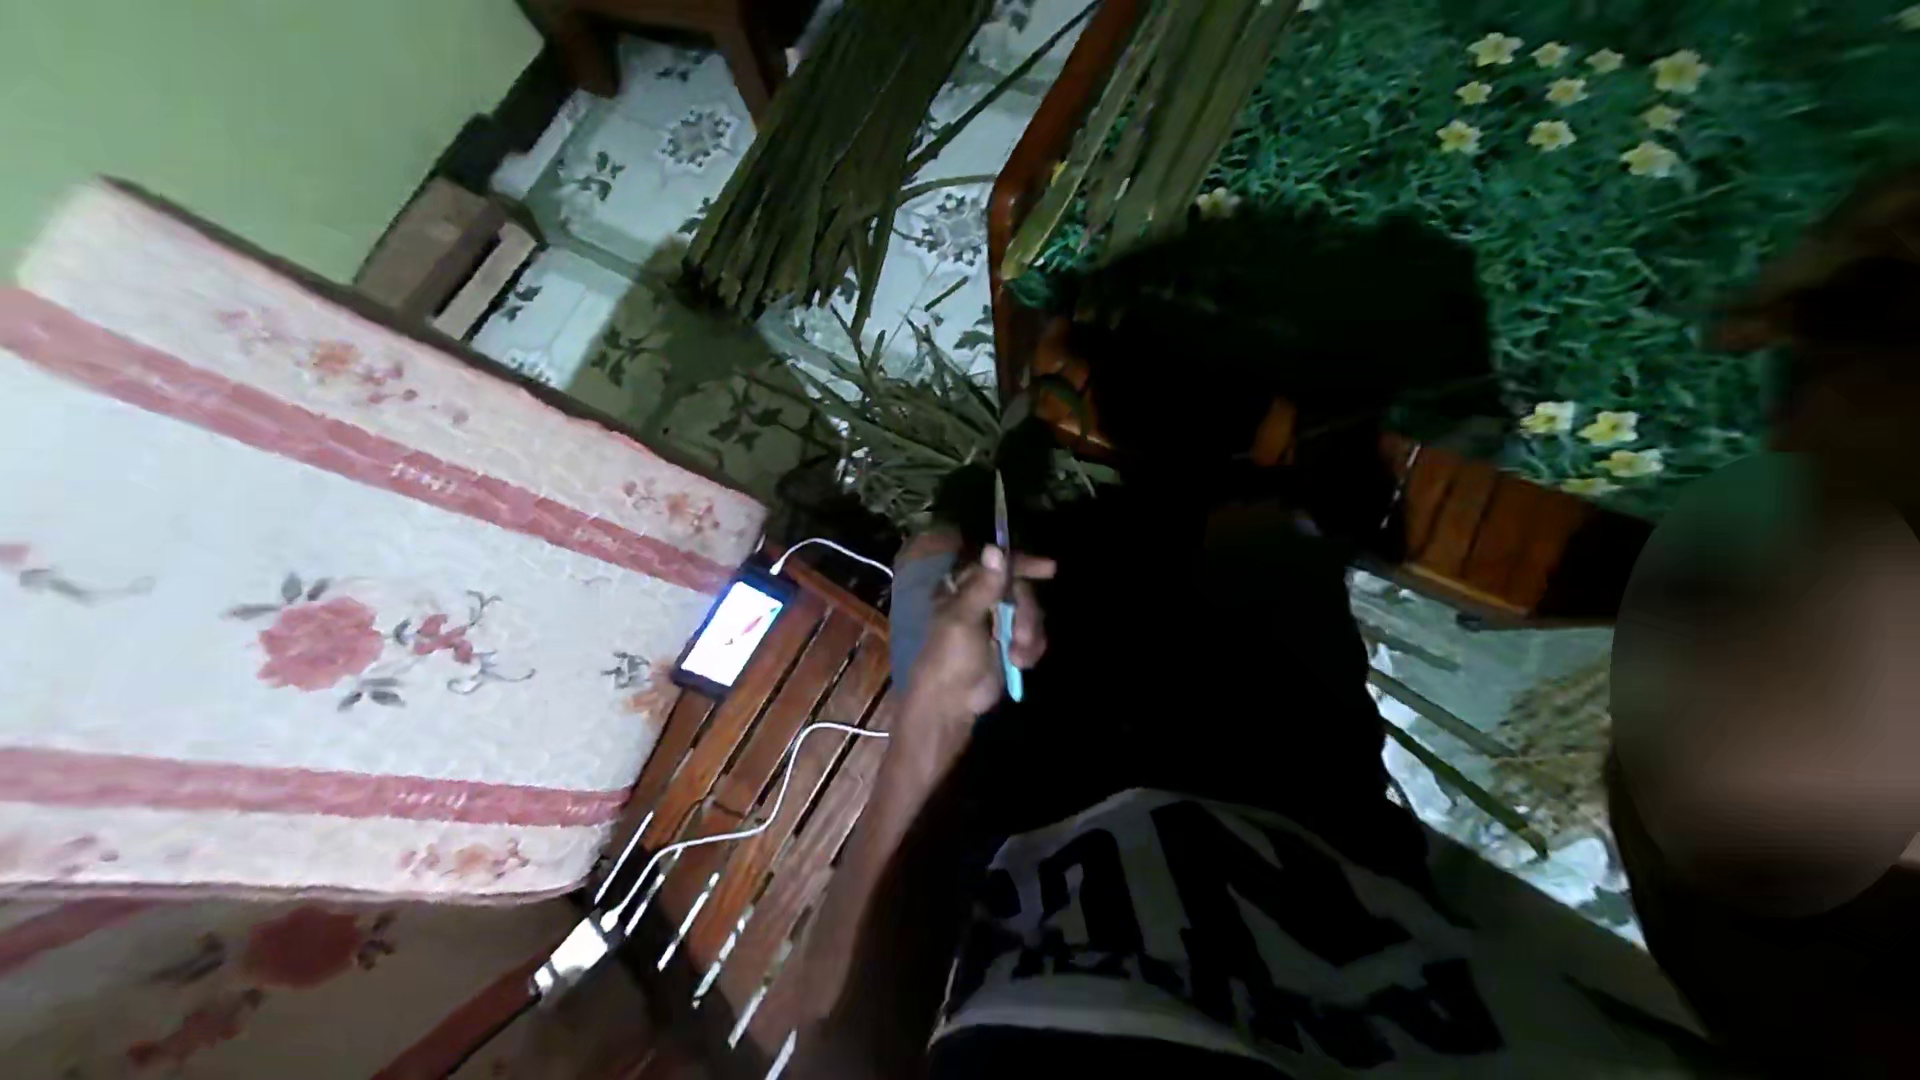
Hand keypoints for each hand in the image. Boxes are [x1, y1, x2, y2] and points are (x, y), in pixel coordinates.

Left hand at [906, 545, 1053, 722]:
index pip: (998, 565)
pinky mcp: (1010, 643)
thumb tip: (995, 548)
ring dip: (1030, 636)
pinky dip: (1032, 650)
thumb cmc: (948, 658)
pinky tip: (1021, 664)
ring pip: (1031, 614)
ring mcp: (998, 623)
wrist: (951, 703)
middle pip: (1021, 591)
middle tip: (1021, 637)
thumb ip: (983, 586)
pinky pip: (1034, 636)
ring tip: (1017, 657)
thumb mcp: (963, 620)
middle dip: (1026, 614)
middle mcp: (983, 601)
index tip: (1050, 569)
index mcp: (965, 589)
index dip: (1024, 564)